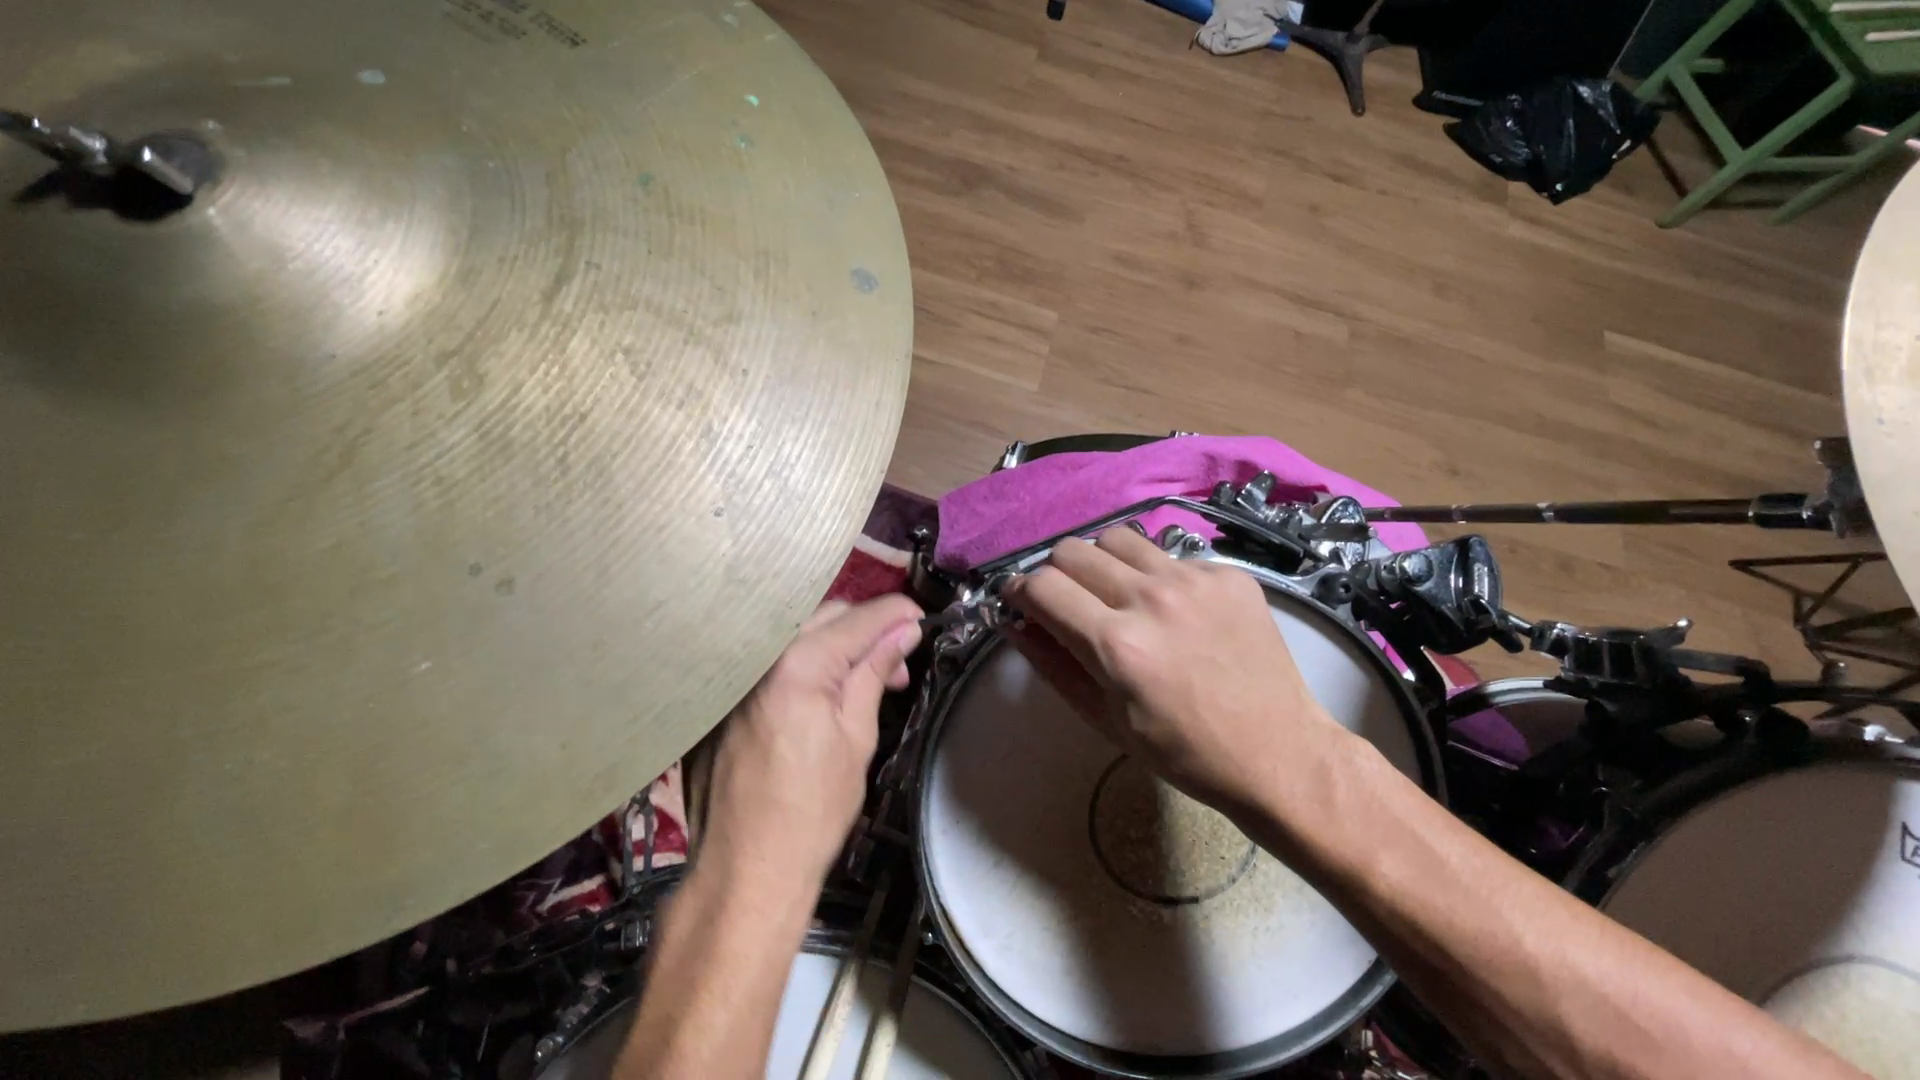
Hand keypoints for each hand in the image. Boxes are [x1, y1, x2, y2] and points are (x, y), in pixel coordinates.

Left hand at [702, 595, 923, 886]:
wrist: (745, 870)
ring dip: (832, 645)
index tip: (920, 621)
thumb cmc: (812, 811)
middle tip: (895, 666)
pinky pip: (766, 661)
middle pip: (823, 616)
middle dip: (865, 630)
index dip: (896, 615)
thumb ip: (875, 672)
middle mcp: (757, 655)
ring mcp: (731, 676)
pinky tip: (815, 695)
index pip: (859, 618)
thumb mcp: (857, 737)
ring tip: (858, 682)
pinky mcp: (717, 697)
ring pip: (793, 634)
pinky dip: (797, 665)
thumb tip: (904, 631)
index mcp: (798, 663)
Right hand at [1006, 527, 1353, 818]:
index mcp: (1117, 645)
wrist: (1278, 752)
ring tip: (1114, 595)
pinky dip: (1154, 576)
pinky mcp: (1228, 574)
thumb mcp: (1105, 721)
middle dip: (1055, 575)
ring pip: (1117, 539)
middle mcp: (1152, 599)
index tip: (1020, 602)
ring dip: (1101, 564)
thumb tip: (1014, 624)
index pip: (1042, 586)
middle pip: (1072, 551)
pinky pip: (1168, 555)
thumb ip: (1053, 666)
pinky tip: (1171, 611)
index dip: (1019, 592)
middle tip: (1067, 603)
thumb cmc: (1183, 751)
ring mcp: (1195, 580)